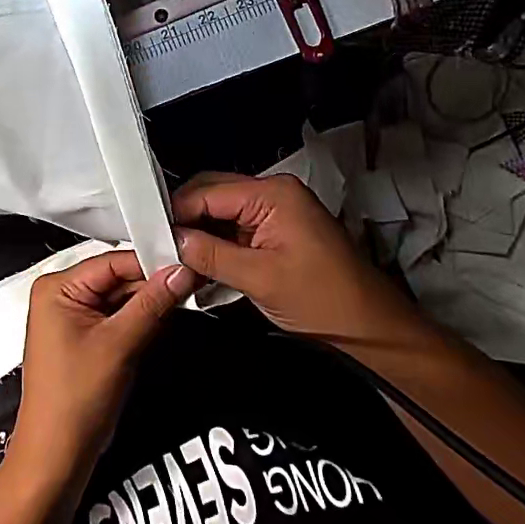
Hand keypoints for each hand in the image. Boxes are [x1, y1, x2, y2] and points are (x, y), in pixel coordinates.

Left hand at [12, 251, 198, 473]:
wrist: (57, 456)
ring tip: (180, 300)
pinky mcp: (86, 337)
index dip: (150, 262)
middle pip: (118, 277)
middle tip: (188, 283)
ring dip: (149, 302)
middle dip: (153, 284)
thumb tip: (177, 274)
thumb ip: (152, 303)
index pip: (113, 261)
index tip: (183, 265)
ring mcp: (73, 318)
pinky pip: (118, 317)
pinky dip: (140, 320)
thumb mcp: (119, 344)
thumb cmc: (69, 404)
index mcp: (56, 288)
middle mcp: (61, 297)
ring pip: (121, 297)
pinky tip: (162, 320)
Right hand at [173, 173, 420, 344]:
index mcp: (274, 193)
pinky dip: (218, 248)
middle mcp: (275, 195)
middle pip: (213, 197)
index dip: (177, 212)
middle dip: (187, 222)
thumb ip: (210, 254)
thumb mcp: (259, 278)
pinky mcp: (278, 235)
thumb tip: (175, 240)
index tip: (152, 233)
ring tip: (179, 262)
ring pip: (222, 216)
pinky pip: (237, 232)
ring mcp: (278, 214)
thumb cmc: (331, 302)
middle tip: (161, 248)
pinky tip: (202, 269)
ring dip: (201, 238)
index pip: (207, 191)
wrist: (371, 332)